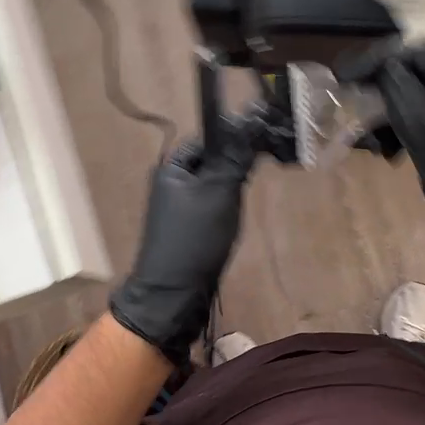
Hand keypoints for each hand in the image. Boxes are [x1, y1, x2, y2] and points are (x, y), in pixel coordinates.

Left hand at [109, 125, 256, 362]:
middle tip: (246, 187)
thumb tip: (246, 132)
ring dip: (229, 197)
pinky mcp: (184, 230)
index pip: (206, 141)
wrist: (173, 293)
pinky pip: (208, 211)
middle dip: (232, 173)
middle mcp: (169, 184)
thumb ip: (233, 159)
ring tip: (237, 211)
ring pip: (212, 189)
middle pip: (211, 165)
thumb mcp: (219, 192)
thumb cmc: (195, 237)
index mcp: (171, 168)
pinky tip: (229, 228)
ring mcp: (175, 209)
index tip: (255, 154)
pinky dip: (222, 216)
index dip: (230, 143)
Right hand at [347, 44, 424, 293]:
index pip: (415, 54)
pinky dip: (403, 130)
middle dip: (378, 92)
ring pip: (415, 97)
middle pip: (413, 73)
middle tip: (355, 121)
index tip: (343, 80)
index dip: (375, 60)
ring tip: (375, 150)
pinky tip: (392, 156)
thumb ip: (409, 110)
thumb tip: (386, 68)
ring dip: (388, 116)